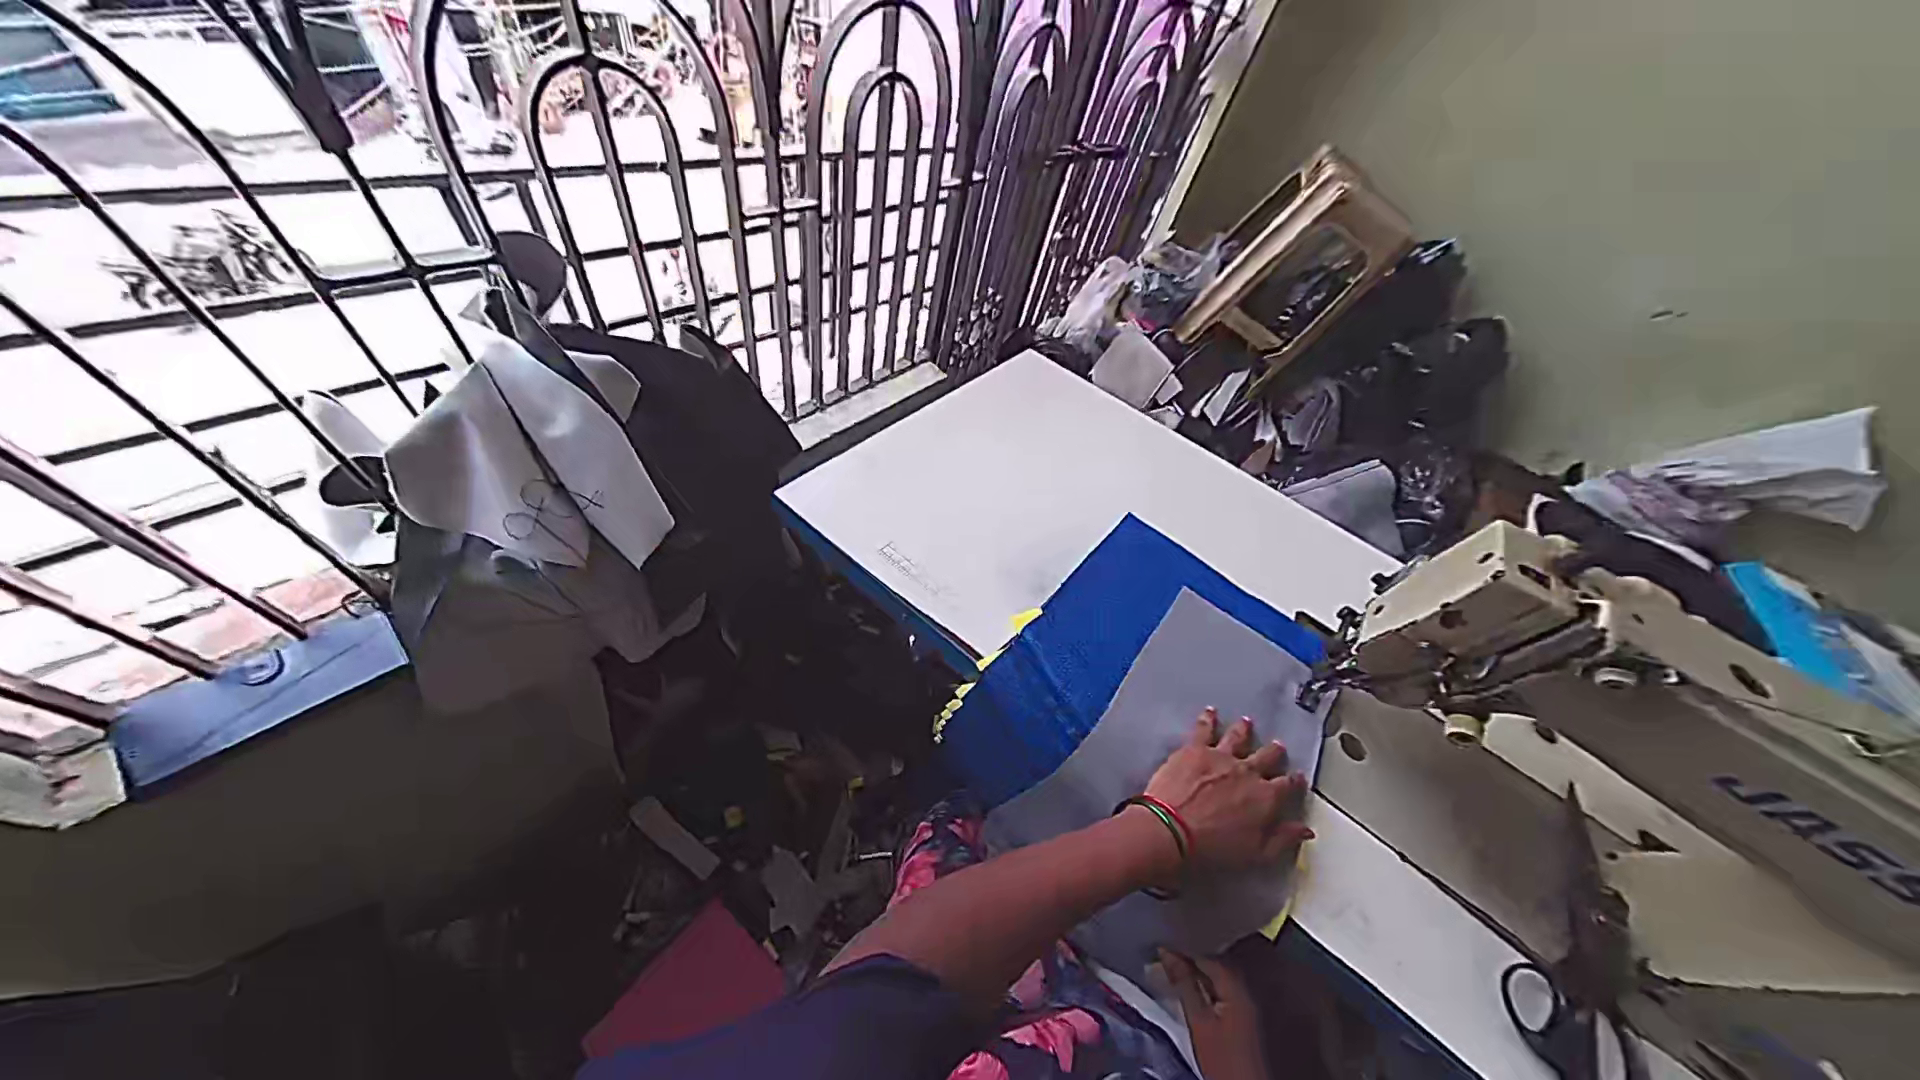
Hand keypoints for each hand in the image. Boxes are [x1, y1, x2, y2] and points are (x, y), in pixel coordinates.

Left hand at [1145, 707, 1311, 871]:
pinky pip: (1204, 729)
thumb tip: (1306, 830)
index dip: (1294, 782)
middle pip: (1265, 757)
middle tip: (1277, 746)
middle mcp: (1246, 771)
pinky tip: (1210, 712)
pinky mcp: (1194, 748)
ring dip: (1244, 730)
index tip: (1298, 777)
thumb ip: (1283, 839)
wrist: (1173, 828)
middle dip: (1273, 752)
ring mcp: (1220, 756)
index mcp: (1265, 797)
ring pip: (1237, 738)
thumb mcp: (1257, 853)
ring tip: (1247, 722)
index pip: (1287, 786)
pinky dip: (1208, 719)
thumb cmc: (1214, 847)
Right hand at [1160, 948, 1267, 1079]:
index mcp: (1236, 987)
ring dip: (1196, 973)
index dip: (1184, 950)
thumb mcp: (1198, 1019)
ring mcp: (1246, 1005)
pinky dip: (1205, 986)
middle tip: (1165, 958)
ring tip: (1173, 971)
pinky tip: (1190, 989)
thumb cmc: (1221, 1058)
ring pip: (1217, 978)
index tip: (1161, 948)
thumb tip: (1166, 953)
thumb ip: (1184, 983)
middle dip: (1190, 960)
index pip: (1207, 957)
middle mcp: (1245, 990)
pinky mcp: (1243, 1018)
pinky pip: (1221, 991)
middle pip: (1214, 965)